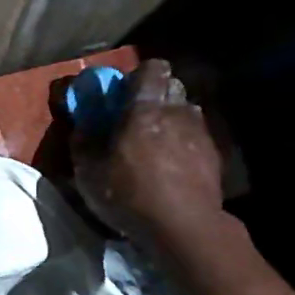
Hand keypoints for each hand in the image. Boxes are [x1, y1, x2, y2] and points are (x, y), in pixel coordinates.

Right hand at [71, 59, 226, 243]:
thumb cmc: (129, 196)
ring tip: (158, 145)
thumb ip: (83, 143)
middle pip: (171, 86)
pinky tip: (174, 166)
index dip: (139, 76)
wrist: (182, 226)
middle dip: (156, 95)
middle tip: (137, 120)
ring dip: (172, 119)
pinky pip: (197, 135)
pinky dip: (185, 142)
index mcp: (145, 108)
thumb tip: (81, 125)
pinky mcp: (213, 153)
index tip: (124, 94)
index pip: (151, 68)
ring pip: (186, 110)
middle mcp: (176, 111)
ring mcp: (200, 131)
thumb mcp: (89, 174)